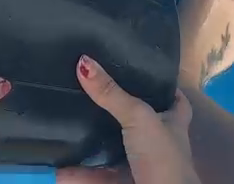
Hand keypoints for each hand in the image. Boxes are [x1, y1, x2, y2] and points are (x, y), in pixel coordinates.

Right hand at [57, 56, 201, 183]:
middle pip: (140, 122)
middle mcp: (159, 144)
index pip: (175, 100)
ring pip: (114, 149)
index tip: (144, 71)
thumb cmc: (162, 156)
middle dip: (118, 110)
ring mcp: (142, 166)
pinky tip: (58, 170)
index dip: (163, 87)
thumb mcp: (139, 116)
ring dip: (92, 143)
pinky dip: (78, 175)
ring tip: (68, 124)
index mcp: (173, 123)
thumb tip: (84, 60)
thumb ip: (111, 93)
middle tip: (94, 91)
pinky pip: (97, 177)